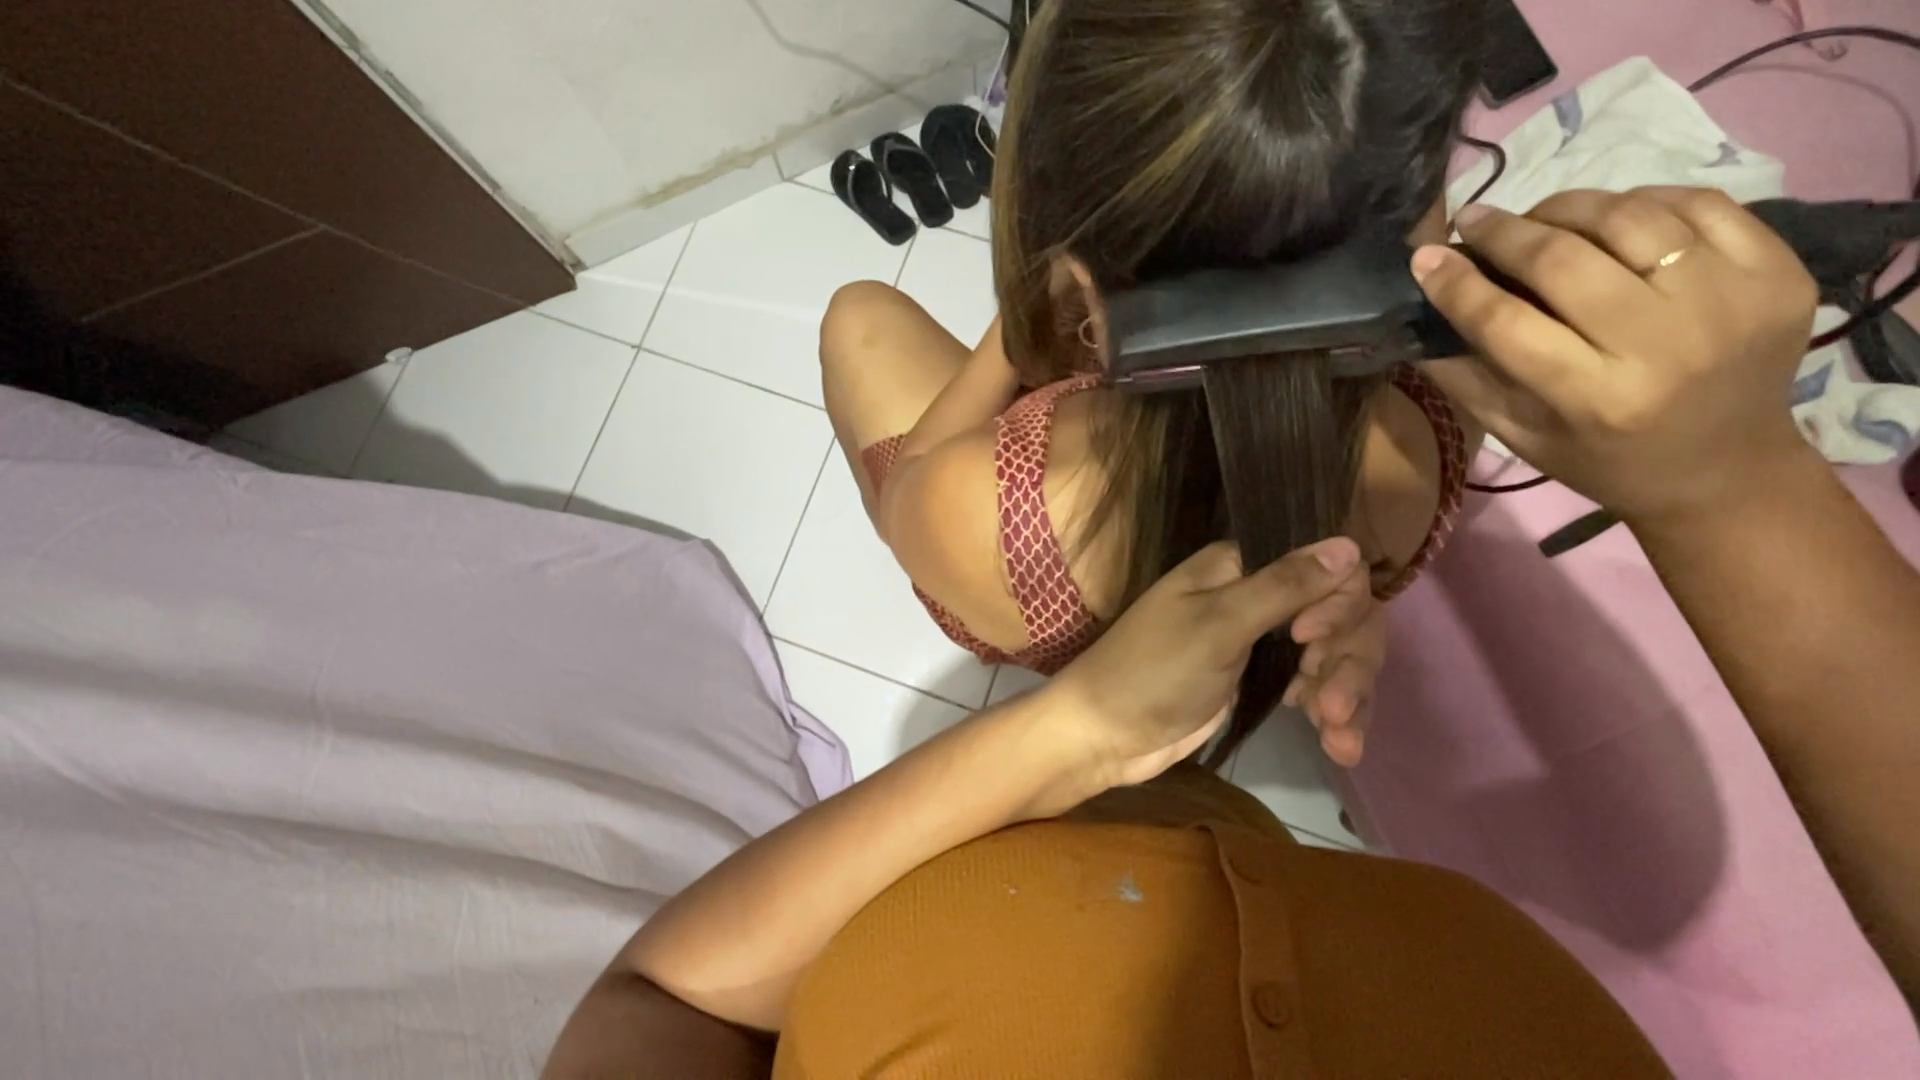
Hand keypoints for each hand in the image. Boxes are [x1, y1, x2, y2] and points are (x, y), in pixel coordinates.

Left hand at [1037, 537, 1364, 795]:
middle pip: (1339, 615)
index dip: (1337, 605)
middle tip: (1332, 708)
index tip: (1310, 641)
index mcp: (1239, 566)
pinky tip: (1338, 745)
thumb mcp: (1219, 625)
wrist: (1105, 734)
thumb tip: (1350, 544)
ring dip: (1346, 694)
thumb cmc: (1153, 671)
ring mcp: (1259, 640)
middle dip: (1347, 662)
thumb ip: (1285, 586)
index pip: (1323, 566)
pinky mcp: (1258, 680)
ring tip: (1339, 739)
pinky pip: (1314, 686)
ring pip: (1334, 655)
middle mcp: (1254, 595)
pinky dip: (1333, 714)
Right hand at [1415, 187, 1825, 527]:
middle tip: (1474, 220)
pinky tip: (1610, 218)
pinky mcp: (1778, 272)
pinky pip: (1698, 205)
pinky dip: (1641, 201)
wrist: (1727, 467)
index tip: (1425, 258)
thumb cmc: (1605, 459)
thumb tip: (1424, 312)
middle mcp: (1667, 344)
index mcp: (1597, 397)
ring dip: (1568, 207)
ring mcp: (1733, 300)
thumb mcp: (1522, 436)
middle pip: (1565, 261)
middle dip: (1506, 233)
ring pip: (1630, 218)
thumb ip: (1468, 378)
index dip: (1457, 285)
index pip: (1507, 323)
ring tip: (1538, 217)